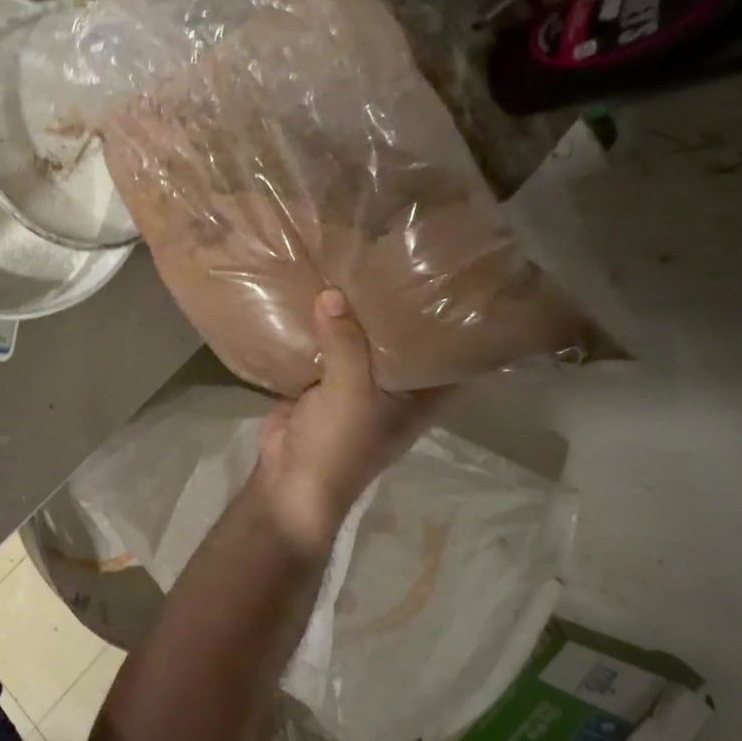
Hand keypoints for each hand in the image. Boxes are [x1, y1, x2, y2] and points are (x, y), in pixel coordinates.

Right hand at [255, 289, 444, 552]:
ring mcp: (352, 387)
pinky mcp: (316, 386)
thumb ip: (344, 343)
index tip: (450, 282)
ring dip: (348, 317)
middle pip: (396, 342)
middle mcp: (392, 388)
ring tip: (347, 269)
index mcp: (420, 396)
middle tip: (388, 259)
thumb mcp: (350, 392)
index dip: (452, 322)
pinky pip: (319, 351)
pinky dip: (314, 330)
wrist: (289, 481)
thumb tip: (332, 292)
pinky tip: (308, 296)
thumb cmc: (340, 445)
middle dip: (390, 310)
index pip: (448, 353)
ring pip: (355, 344)